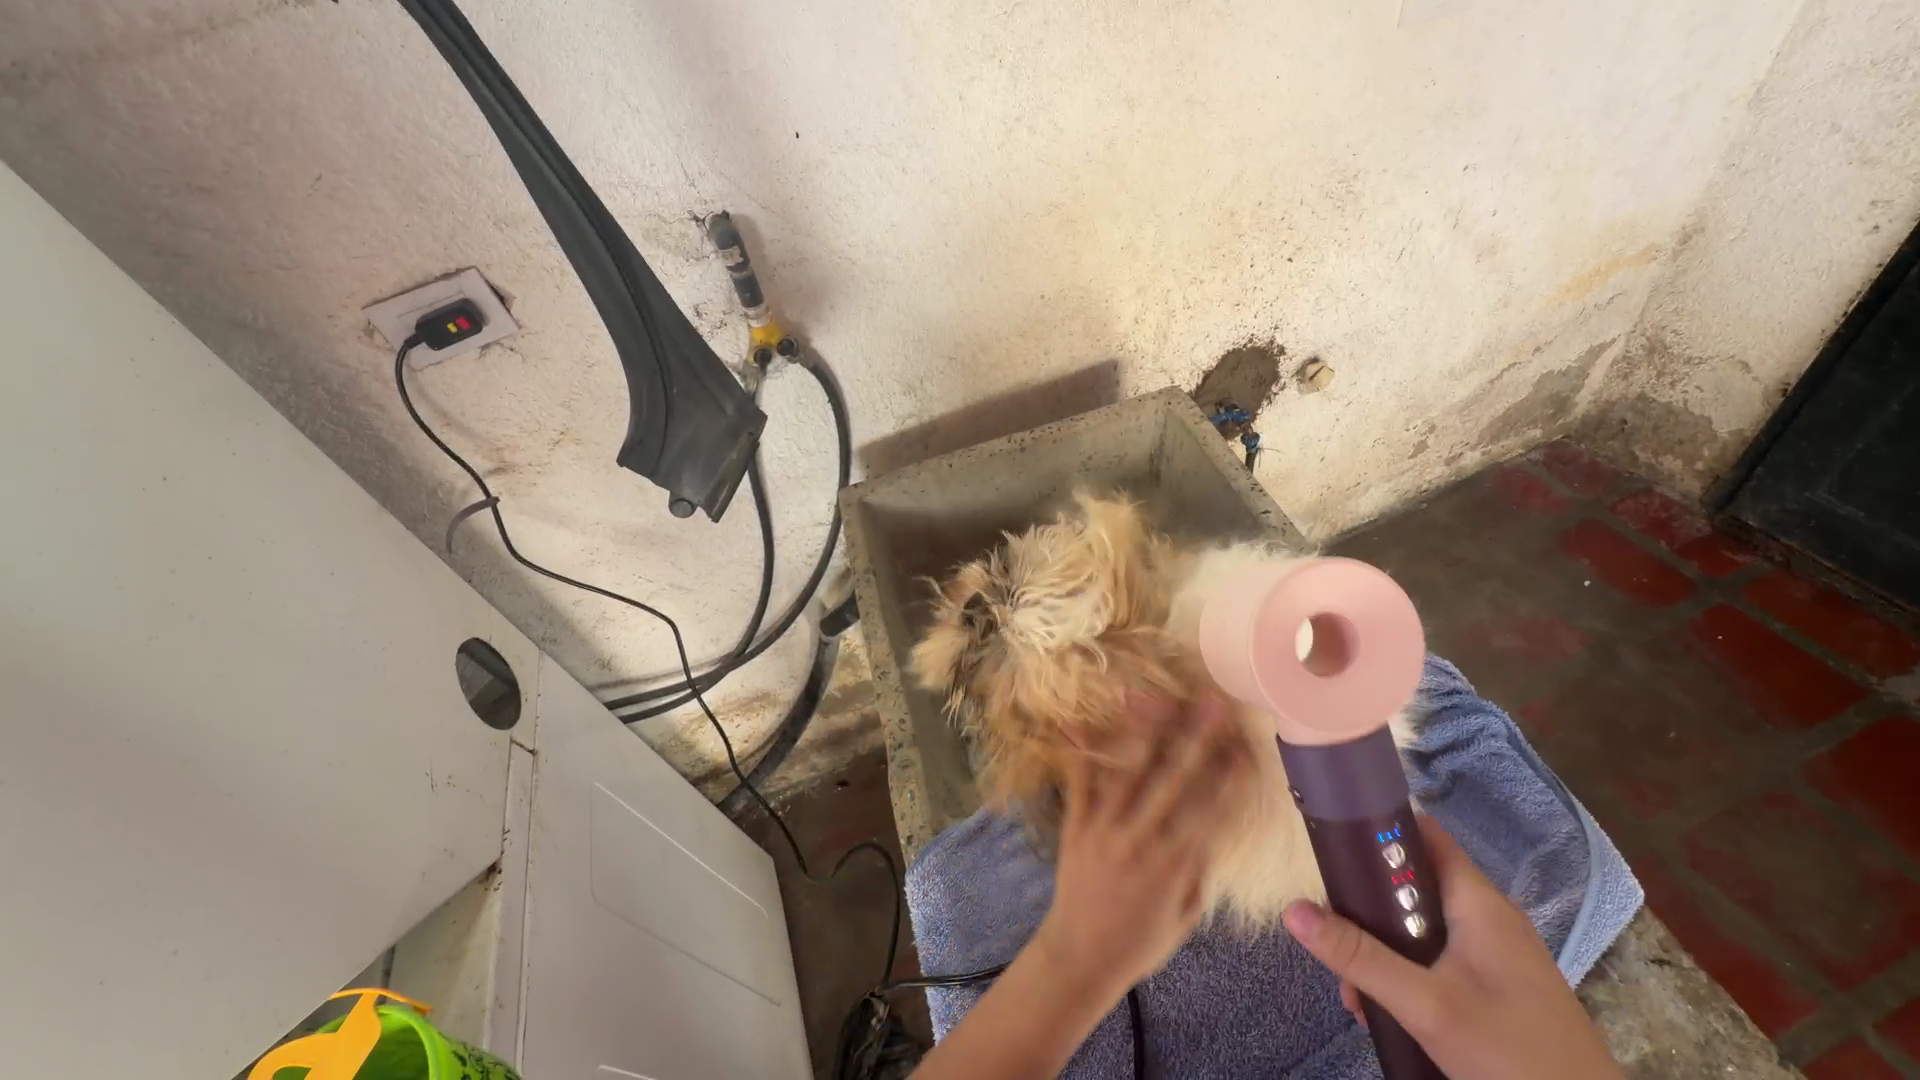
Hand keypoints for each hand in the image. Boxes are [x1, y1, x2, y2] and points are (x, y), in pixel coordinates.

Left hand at [1030, 691, 1254, 999]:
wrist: (1081, 958)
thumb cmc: (1140, 942)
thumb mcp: (1185, 916)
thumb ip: (1199, 873)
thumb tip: (1214, 833)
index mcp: (1175, 865)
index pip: (1211, 812)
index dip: (1230, 779)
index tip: (1245, 748)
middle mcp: (1142, 840)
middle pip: (1175, 780)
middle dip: (1197, 738)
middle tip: (1212, 703)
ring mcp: (1105, 831)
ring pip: (1127, 772)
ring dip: (1142, 732)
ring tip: (1150, 696)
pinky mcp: (1075, 828)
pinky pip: (1077, 785)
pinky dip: (1078, 753)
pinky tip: (1078, 722)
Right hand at [1282, 817, 1622, 1079]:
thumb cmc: (1513, 1055)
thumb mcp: (1425, 1005)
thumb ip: (1359, 957)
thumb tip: (1292, 909)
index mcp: (1478, 903)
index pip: (1423, 835)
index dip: (1377, 829)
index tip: (1329, 844)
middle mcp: (1487, 919)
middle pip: (1411, 887)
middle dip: (1366, 911)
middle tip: (1335, 941)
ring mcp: (1495, 958)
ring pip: (1420, 932)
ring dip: (1381, 954)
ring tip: (1358, 999)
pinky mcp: (1497, 992)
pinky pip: (1437, 964)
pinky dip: (1407, 978)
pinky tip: (1388, 1016)